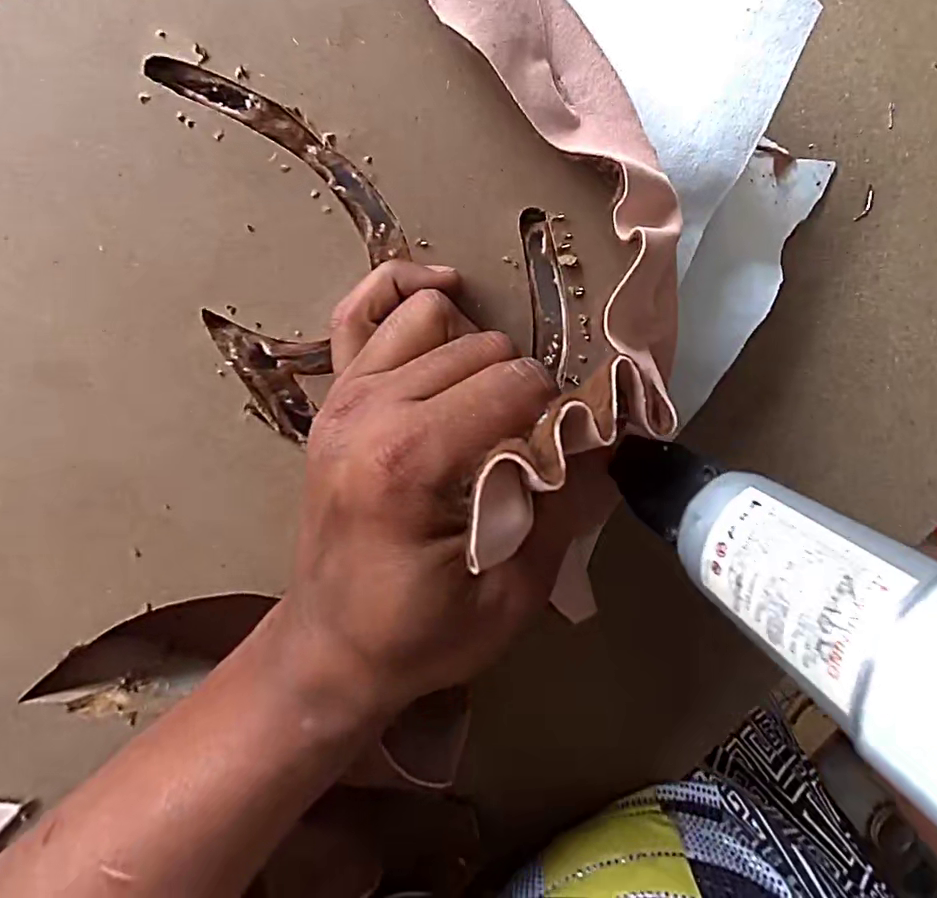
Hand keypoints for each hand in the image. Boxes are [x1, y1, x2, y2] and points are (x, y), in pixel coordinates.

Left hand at [270, 261, 572, 720]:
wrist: (331, 646)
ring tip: (490, 397)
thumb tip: (605, 432)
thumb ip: (564, 502)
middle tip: (527, 441)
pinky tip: (445, 295)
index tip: (558, 454)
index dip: (556, 412)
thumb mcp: (513, 592)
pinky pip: (362, 311)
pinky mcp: (334, 396)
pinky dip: (403, 291)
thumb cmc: (420, 632)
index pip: (514, 385)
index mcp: (407, 462)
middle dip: (523, 388)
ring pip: (434, 316)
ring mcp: (344, 396)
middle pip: (483, 348)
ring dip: (478, 348)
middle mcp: (369, 411)